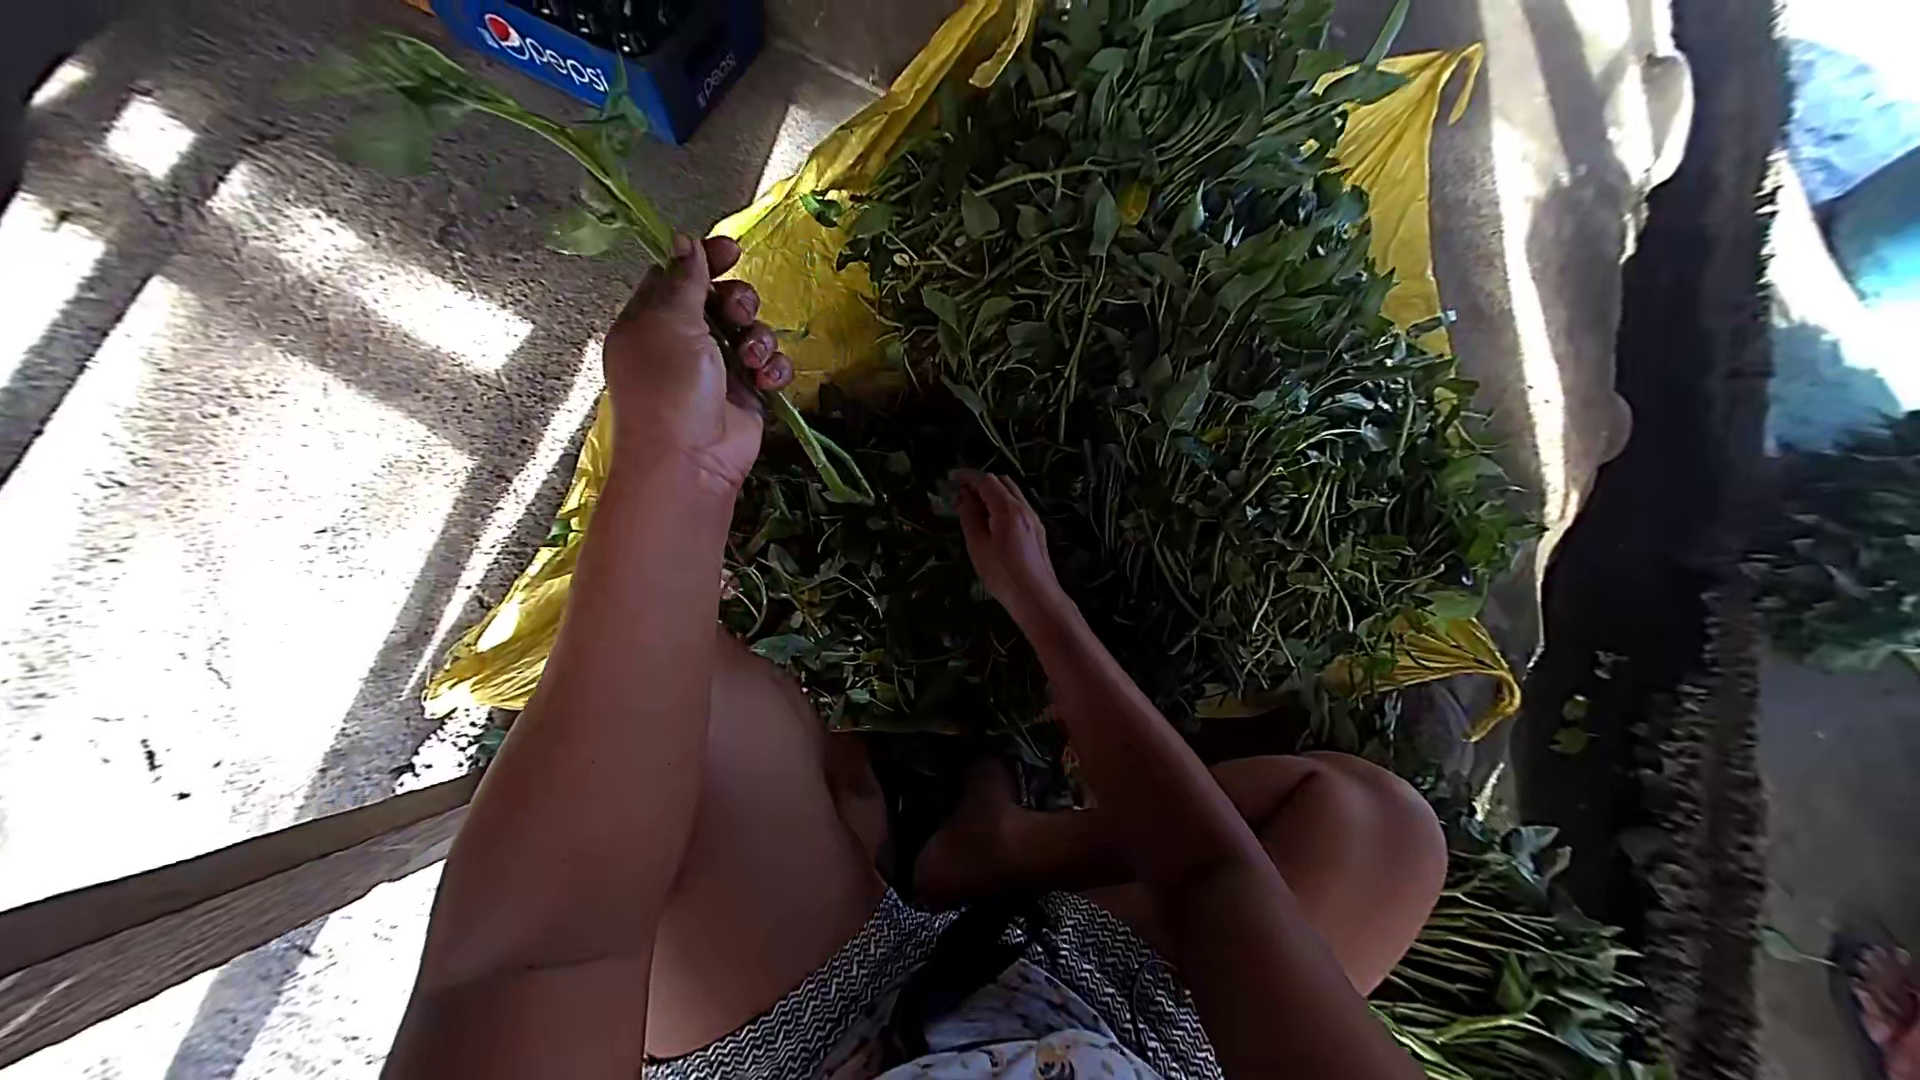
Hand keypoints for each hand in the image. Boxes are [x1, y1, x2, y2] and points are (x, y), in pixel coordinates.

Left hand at [603, 233, 793, 492]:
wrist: (692, 459)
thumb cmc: (669, 387)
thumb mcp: (669, 323)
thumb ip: (683, 280)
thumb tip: (684, 241)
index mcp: (654, 319)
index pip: (680, 276)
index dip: (705, 259)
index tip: (732, 250)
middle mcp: (687, 341)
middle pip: (723, 300)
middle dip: (740, 302)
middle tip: (739, 315)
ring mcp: (720, 368)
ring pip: (753, 332)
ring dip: (759, 339)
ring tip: (751, 362)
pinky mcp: (749, 392)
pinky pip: (771, 366)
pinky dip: (774, 370)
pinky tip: (766, 381)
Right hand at [957, 473, 1068, 628]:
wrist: (1037, 597)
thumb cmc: (1003, 575)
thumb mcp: (978, 546)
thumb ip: (970, 518)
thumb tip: (965, 498)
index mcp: (1009, 510)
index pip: (987, 481)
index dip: (968, 477)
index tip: (953, 478)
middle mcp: (1024, 509)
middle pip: (1002, 483)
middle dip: (980, 484)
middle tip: (962, 497)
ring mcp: (1033, 519)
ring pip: (1012, 495)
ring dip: (992, 495)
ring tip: (973, 511)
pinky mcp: (1037, 531)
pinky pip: (1018, 508)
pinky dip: (1002, 506)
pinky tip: (991, 524)